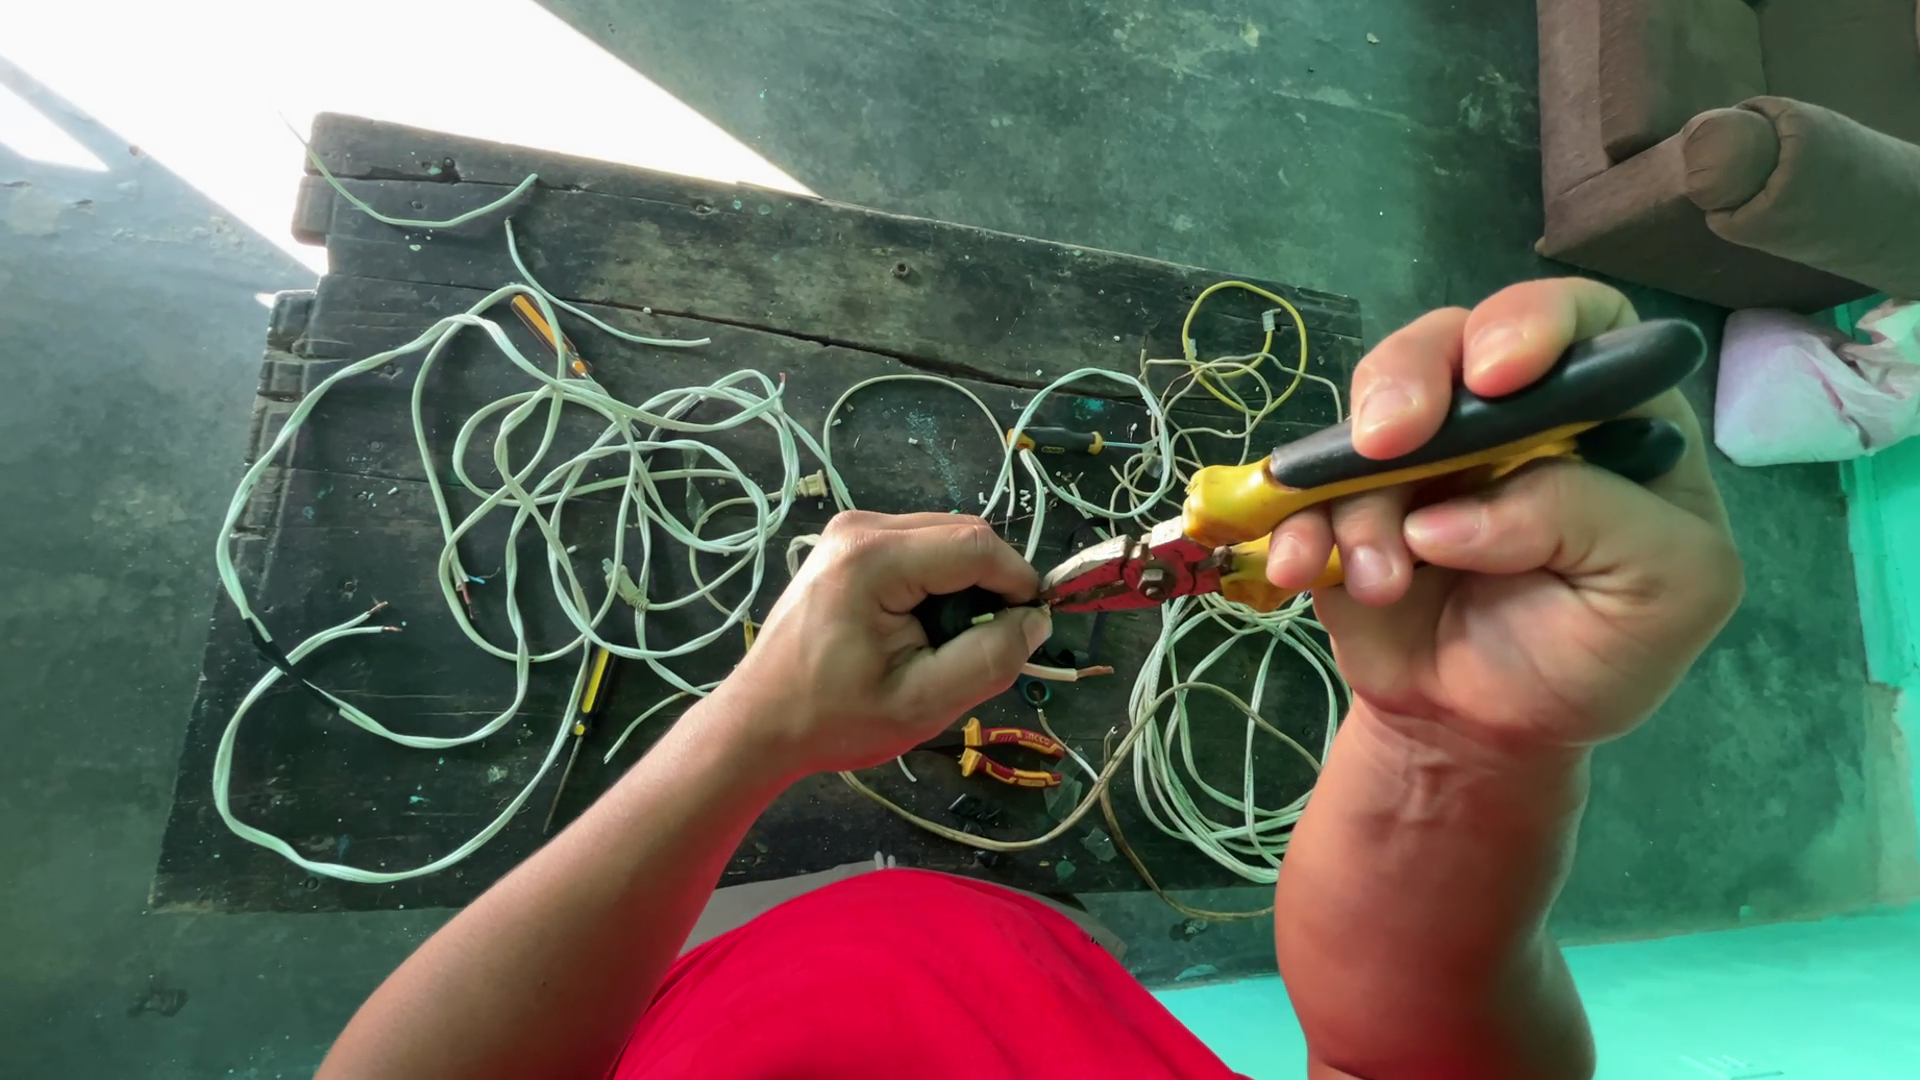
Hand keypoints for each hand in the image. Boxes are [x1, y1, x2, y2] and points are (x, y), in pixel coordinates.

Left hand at [719, 511, 1050, 775]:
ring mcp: (851, 530)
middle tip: (979, 643)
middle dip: (989, 585)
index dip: (1017, 582)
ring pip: (944, 538)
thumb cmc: (834, 719)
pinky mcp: (849, 543)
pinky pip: (919, 547)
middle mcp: (861, 527)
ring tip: (942, 640)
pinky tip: (917, 624)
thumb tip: (1035, 619)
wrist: (759, 722)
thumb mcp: (924, 703)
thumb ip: (990, 658)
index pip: (976, 545)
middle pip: (962, 534)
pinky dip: (937, 581)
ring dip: (963, 584)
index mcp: (873, 558)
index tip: (1029, 628)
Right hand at [1264, 278, 1742, 750]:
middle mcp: (1492, 425)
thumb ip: (1587, 520)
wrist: (1475, 721)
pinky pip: (1298, 494)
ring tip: (1378, 584)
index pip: (1576, 321)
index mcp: (1595, 420)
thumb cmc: (1587, 652)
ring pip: (1358, 423)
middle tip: (1384, 446)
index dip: (1530, 323)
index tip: (1495, 379)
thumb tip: (1439, 517)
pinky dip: (1291, 528)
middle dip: (1405, 384)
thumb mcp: (1662, 589)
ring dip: (1354, 499)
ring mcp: (1405, 465)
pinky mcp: (1338, 507)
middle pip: (1440, 346)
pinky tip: (1298, 572)